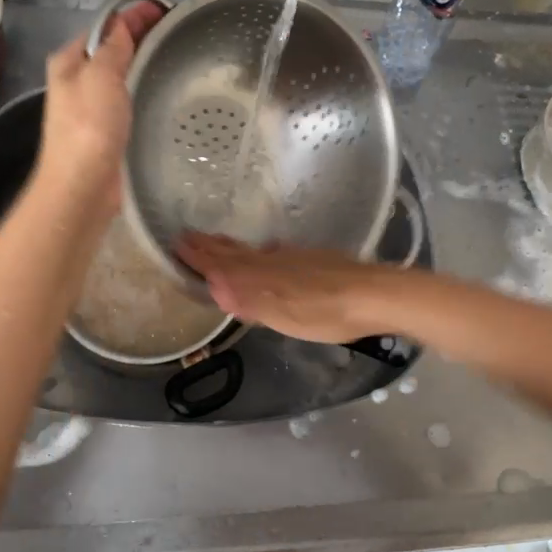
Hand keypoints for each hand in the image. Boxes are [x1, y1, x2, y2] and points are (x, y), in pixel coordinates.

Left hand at [36, 0, 165, 211]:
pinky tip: (164, 96)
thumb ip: (113, 48)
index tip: (164, 8)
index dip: (131, 15)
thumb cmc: (88, 128)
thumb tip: (122, 26)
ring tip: (176, 60)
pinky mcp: (106, 133)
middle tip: (177, 32)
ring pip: (121, 76)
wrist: (81, 187)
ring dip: (143, 66)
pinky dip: (144, 92)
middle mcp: (76, 82)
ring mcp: (91, 109)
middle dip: (140, 38)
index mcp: (69, 63)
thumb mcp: (101, 77)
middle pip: (111, 50)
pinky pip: (128, 101)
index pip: (103, 28)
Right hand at [175, 233, 402, 342]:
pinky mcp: (316, 261)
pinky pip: (275, 252)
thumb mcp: (284, 314)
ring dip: (231, 247)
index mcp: (264, 276)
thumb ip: (250, 299)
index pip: (224, 265)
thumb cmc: (327, 312)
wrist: (374, 295)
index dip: (201, 258)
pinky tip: (268, 253)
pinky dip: (259, 252)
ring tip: (217, 242)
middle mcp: (276, 261)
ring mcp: (297, 259)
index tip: (177, 245)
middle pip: (237, 254)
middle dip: (211, 247)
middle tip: (188, 237)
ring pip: (255, 251)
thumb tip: (213, 284)